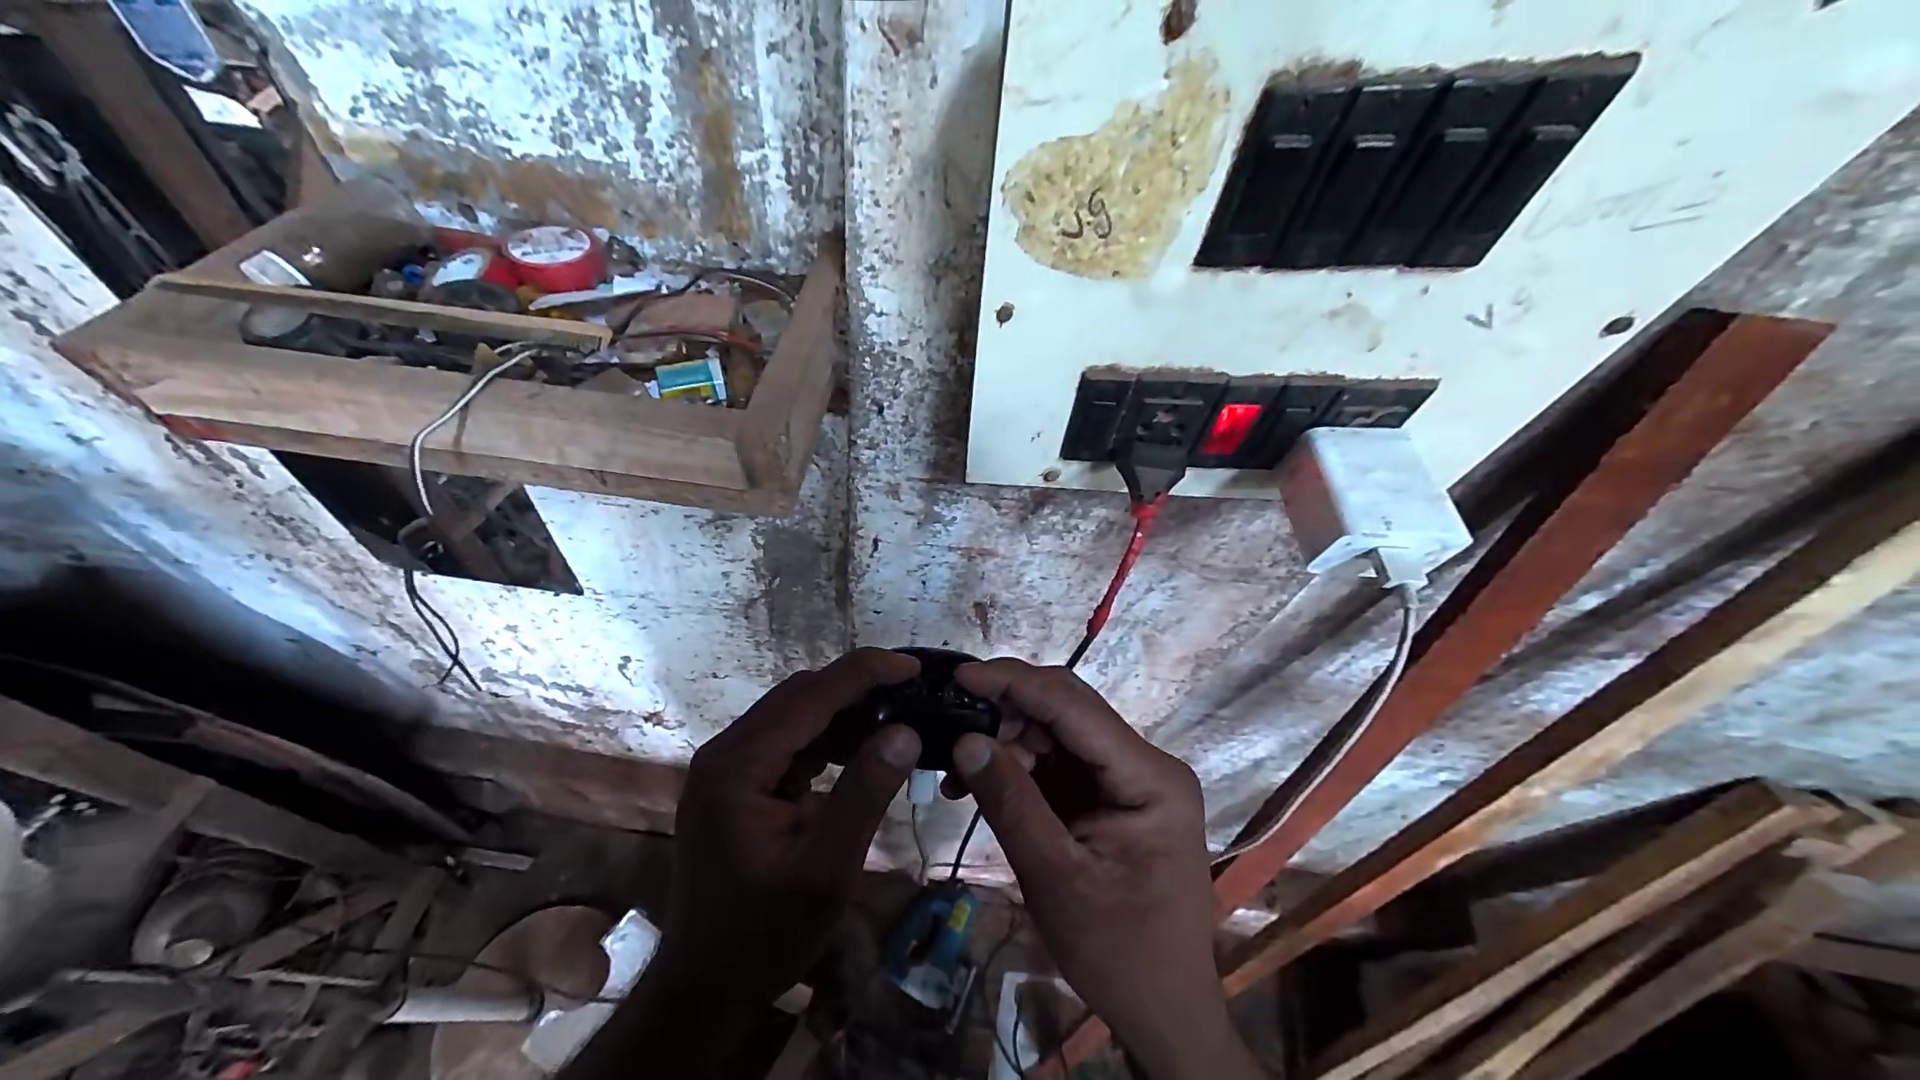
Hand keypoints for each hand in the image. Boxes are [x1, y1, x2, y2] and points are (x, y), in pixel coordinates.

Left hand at [563, 650, 922, 1079]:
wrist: (706, 986)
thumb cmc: (764, 935)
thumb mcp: (825, 871)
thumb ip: (863, 796)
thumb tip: (905, 732)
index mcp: (738, 766)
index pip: (809, 696)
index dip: (864, 672)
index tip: (913, 666)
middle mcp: (726, 752)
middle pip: (799, 695)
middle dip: (858, 687)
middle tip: (913, 691)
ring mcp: (728, 767)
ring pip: (796, 714)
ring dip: (846, 711)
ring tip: (898, 714)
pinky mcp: (739, 783)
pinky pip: (790, 742)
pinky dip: (830, 737)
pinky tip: (864, 747)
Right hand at [951, 659, 1261, 1079]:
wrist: (1162, 1009)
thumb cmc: (1118, 952)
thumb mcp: (1055, 877)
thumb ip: (1010, 802)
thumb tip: (965, 738)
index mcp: (1149, 777)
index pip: (1074, 707)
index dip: (1014, 683)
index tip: (959, 674)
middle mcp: (1144, 764)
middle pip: (1067, 710)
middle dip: (1006, 709)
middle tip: (950, 720)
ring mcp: (1127, 778)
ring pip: (1057, 732)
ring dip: (1006, 739)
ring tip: (957, 769)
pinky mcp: (1109, 796)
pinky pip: (1057, 763)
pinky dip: (1017, 766)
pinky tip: (979, 782)